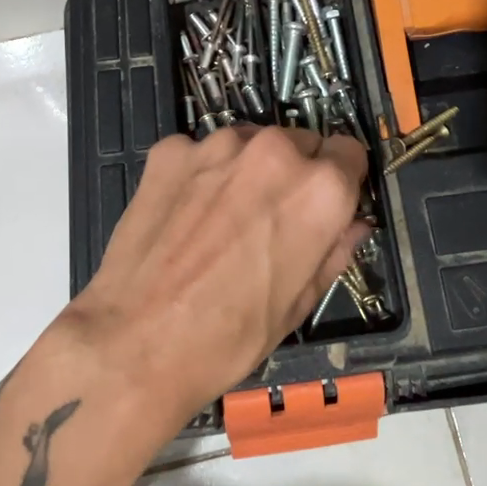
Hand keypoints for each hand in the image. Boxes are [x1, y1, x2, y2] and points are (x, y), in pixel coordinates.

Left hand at [61, 126, 371, 419]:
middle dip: (293, 174)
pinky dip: (199, 175)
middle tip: (271, 220)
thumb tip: (351, 226)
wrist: (136, 342)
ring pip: (249, 144)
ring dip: (246, 170)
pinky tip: (184, 218)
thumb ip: (333, 251)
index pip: (349, 152)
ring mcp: (216, 145)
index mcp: (319, 189)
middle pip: (299, 143)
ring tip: (222, 222)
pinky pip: (200, 153)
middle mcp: (273, 151)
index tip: (326, 204)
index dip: (341, 181)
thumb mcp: (299, 304)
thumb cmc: (230, 336)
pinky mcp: (169, 150)